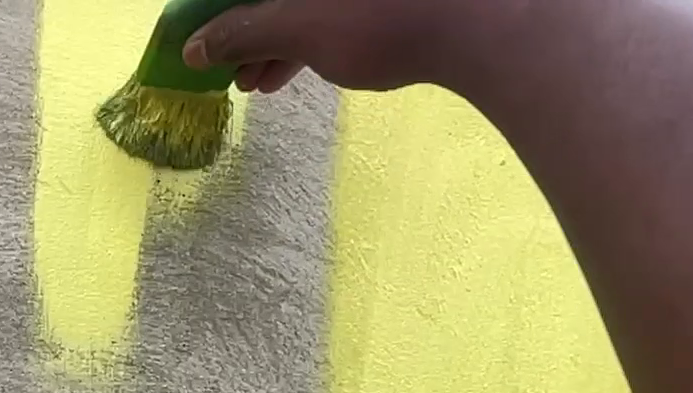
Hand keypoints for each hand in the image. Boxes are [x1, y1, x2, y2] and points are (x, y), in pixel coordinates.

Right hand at [181, 0, 528, 93]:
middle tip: (233, 69)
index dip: (221, 10)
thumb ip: (244, 33)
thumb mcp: (301, 28)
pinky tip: (297, 66)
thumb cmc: (387, 16)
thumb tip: (194, 48)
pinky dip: (314, 26)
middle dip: (251, 24)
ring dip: (278, 33)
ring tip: (260, 83)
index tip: (207, 39)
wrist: (498, 18)